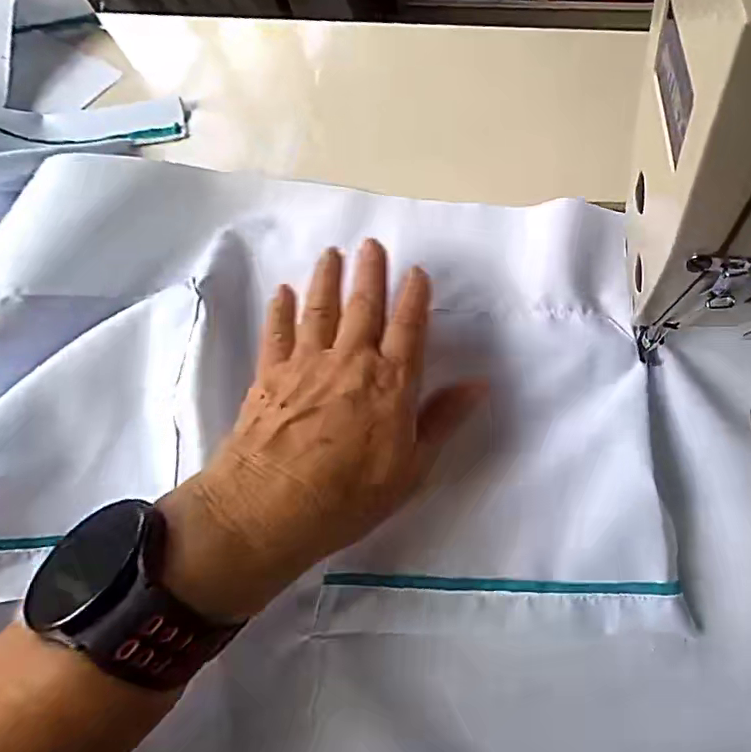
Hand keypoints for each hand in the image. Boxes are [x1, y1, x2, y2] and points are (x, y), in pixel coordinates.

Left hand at [157, 240, 487, 620]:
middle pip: (363, 307)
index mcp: (391, 383)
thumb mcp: (411, 469)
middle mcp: (351, 361)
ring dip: (327, 278)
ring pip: (320, 309)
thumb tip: (479, 384)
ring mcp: (307, 364)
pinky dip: (282, 309)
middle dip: (370, 273)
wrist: (271, 507)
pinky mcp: (270, 374)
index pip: (409, 328)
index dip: (414, 297)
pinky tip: (284, 292)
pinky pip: (278, 331)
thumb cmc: (350, 496)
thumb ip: (442, 420)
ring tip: (332, 254)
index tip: (416, 271)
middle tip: (371, 244)